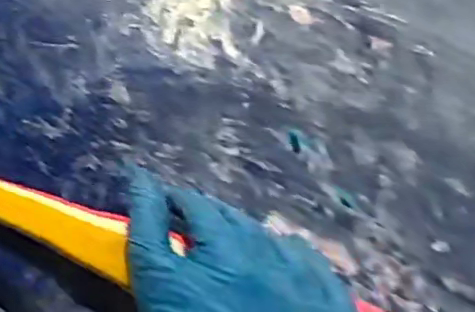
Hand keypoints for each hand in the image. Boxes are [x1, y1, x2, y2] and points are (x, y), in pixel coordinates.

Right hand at [126, 167, 352, 311]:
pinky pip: (317, 266)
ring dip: (244, 235)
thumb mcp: (156, 279)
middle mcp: (271, 255)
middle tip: (187, 233)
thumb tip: (141, 176)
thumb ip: (146, 220)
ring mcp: (309, 285)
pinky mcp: (334, 310)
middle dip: (206, 217)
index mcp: (226, 245)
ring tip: (225, 251)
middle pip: (231, 216)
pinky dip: (294, 256)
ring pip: (270, 237)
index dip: (171, 202)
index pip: (193, 202)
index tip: (158, 212)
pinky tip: (281, 262)